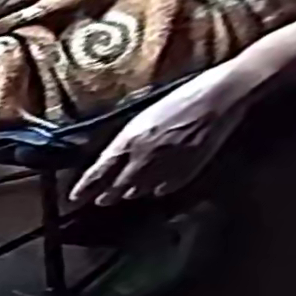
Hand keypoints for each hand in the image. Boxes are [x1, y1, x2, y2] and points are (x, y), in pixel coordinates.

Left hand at [70, 66, 250, 204]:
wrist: (223, 94)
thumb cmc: (176, 101)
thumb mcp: (138, 122)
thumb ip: (122, 144)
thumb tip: (106, 163)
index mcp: (127, 143)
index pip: (97, 174)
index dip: (83, 189)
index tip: (72, 200)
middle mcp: (144, 157)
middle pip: (118, 186)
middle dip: (106, 196)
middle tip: (100, 201)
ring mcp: (169, 162)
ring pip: (142, 189)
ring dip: (131, 193)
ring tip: (126, 195)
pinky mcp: (194, 164)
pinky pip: (171, 185)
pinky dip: (161, 189)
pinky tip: (156, 190)